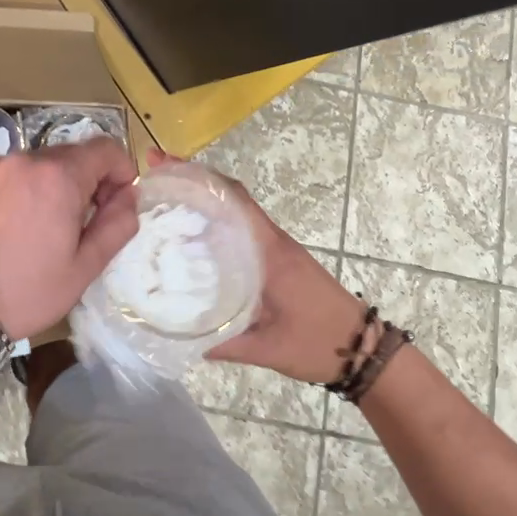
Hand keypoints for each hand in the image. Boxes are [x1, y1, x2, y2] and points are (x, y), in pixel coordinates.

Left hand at [0, 137, 139, 339]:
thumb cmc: (27, 290)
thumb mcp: (85, 267)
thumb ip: (117, 224)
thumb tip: (129, 194)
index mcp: (59, 177)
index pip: (105, 149)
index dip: (119, 170)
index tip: (116, 200)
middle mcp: (25, 159)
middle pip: (70, 155)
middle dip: (84, 181)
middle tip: (79, 222)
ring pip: (37, 164)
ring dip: (49, 185)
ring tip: (39, 226)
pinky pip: (8, 172)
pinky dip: (18, 188)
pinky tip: (9, 223)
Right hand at [143, 150, 367, 383]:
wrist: (364, 351)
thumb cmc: (318, 344)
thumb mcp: (267, 349)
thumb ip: (223, 344)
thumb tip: (177, 339)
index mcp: (268, 251)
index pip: (232, 198)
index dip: (196, 176)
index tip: (162, 164)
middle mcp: (271, 240)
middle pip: (228, 195)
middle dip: (191, 180)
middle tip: (152, 178)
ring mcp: (276, 247)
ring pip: (235, 210)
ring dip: (202, 198)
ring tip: (162, 200)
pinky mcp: (278, 258)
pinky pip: (241, 227)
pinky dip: (215, 219)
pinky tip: (191, 235)